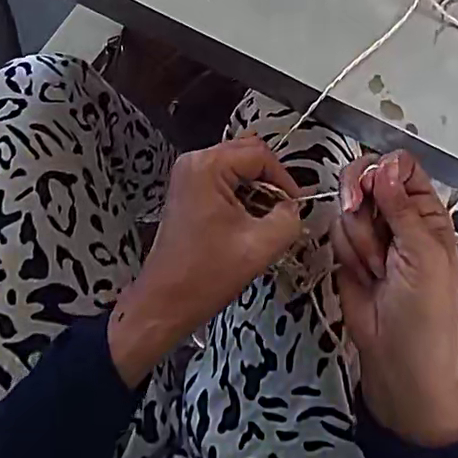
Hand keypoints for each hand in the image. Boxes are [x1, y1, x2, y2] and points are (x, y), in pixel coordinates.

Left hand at [108, 137, 302, 384]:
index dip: (284, 178)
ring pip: (237, 165)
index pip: (260, 154)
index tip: (295, 205)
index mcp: (208, 167)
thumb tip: (295, 206)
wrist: (162, 305)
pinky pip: (224, 177)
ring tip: (268, 216)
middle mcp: (194, 161)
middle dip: (271, 180)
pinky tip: (249, 219)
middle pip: (248, 153)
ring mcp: (188, 174)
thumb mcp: (259, 247)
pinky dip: (242, 193)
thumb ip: (289, 219)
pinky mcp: (188, 189)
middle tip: (284, 209)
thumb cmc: (204, 277)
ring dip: (257, 186)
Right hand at [332, 150, 457, 446]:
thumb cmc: (427, 318)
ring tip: (378, 268)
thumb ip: (402, 208)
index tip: (373, 184)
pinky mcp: (349, 251)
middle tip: (359, 210)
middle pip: (368, 175)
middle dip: (360, 196)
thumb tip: (385, 166)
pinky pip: (335, 230)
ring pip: (348, 204)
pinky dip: (346, 252)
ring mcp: (372, 233)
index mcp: (427, 212)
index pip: (402, 166)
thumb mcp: (424, 256)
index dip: (383, 168)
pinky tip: (364, 276)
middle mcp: (399, 216)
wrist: (397, 367)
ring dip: (359, 237)